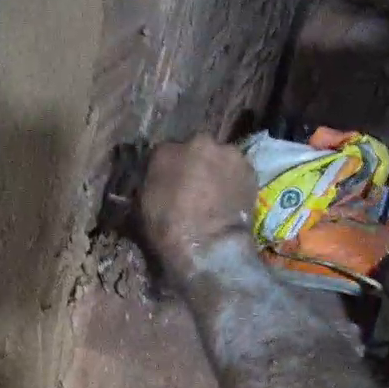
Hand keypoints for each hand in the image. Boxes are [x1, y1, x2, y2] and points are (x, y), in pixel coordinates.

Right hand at [139, 134, 259, 272]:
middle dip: (193, 164)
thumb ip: (147, 188)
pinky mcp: (249, 168)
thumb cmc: (164, 230)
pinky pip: (237, 171)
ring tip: (213, 195)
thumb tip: (150, 187)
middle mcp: (197, 142)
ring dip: (215, 171)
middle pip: (194, 149)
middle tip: (191, 188)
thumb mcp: (139, 210)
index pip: (162, 153)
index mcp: (164, 151)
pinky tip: (228, 199)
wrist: (206, 245)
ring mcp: (227, 152)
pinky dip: (232, 182)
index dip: (164, 170)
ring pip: (219, 158)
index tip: (165, 184)